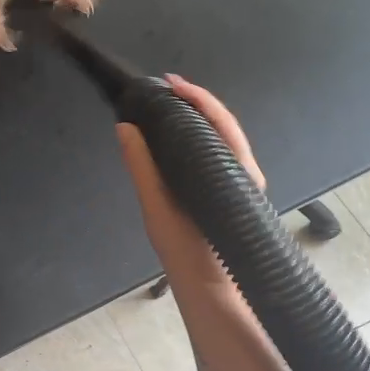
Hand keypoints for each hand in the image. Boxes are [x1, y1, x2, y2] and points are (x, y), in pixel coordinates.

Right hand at [117, 75, 264, 289]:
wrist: (210, 286)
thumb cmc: (187, 248)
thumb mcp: (157, 207)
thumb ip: (142, 166)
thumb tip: (126, 129)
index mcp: (234, 171)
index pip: (220, 121)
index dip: (197, 97)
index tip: (170, 84)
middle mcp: (243, 171)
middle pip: (224, 124)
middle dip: (197, 101)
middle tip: (165, 88)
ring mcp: (238, 181)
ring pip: (222, 138)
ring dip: (197, 117)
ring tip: (168, 105)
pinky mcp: (229, 190)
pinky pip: (216, 153)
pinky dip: (198, 136)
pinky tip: (177, 136)